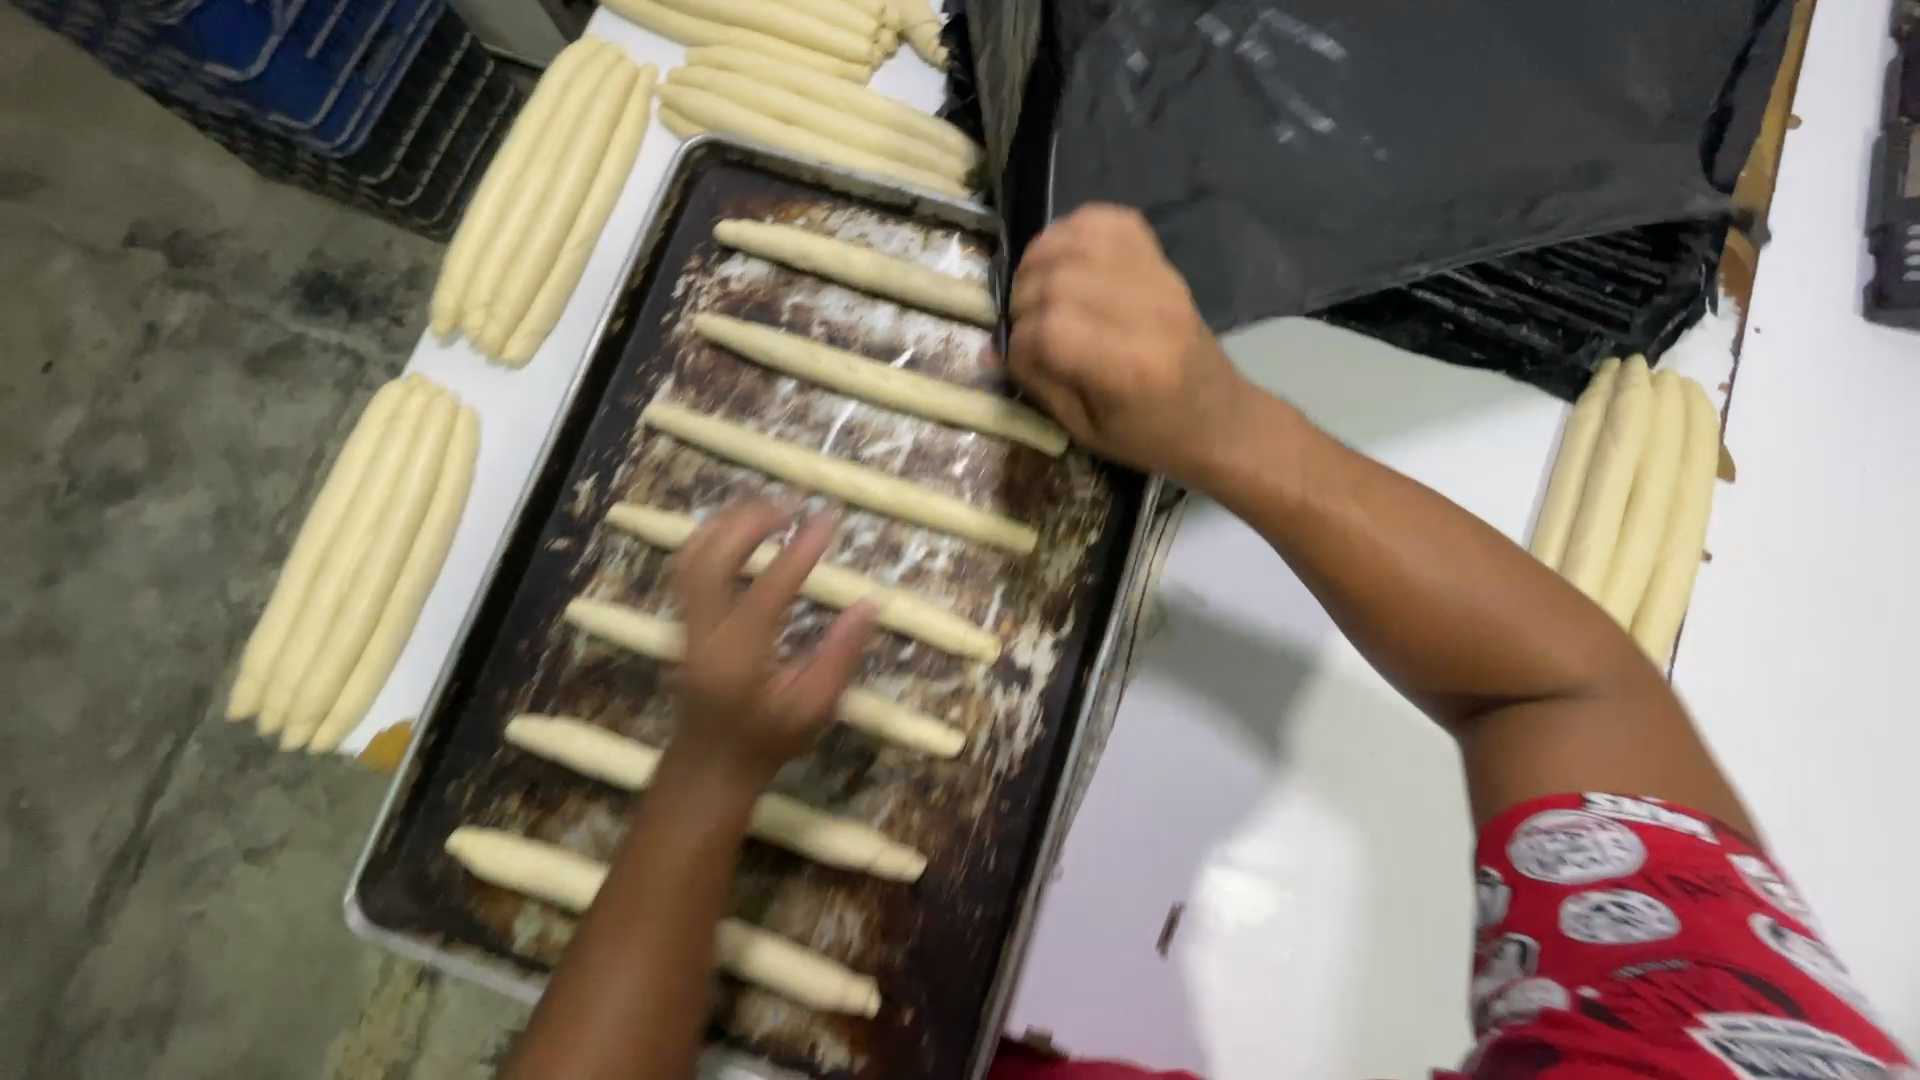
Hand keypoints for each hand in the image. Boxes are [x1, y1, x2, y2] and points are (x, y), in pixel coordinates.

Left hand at [670, 499, 877, 786]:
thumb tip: (870, 604)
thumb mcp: (815, 708)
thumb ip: (841, 654)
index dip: (801, 549)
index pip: (770, 587)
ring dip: (727, 523)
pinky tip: (738, 531)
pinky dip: (711, 538)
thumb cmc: (767, 741)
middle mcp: (703, 634)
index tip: (828, 517)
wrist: (708, 767)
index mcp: (740, 656)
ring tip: (767, 507)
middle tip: (791, 504)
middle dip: (750, 521)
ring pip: (691, 556)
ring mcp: (683, 626)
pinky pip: (686, 567)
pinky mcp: (679, 624)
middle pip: (713, 558)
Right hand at [1008, 204, 1251, 482]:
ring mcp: (1157, 280)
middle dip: (1024, 298)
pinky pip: (1111, 221)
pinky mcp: (1162, 262)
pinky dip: (1074, 230)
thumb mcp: (1085, 429)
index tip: (1018, 357)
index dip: (1019, 340)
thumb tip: (992, 348)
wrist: (1218, 418)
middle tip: (1024, 322)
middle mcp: (1145, 313)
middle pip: (1059, 279)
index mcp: (1128, 367)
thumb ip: (1038, 382)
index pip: (1051, 329)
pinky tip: (1063, 257)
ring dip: (1041, 258)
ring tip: (1035, 287)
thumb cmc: (1149, 436)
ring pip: (1080, 239)